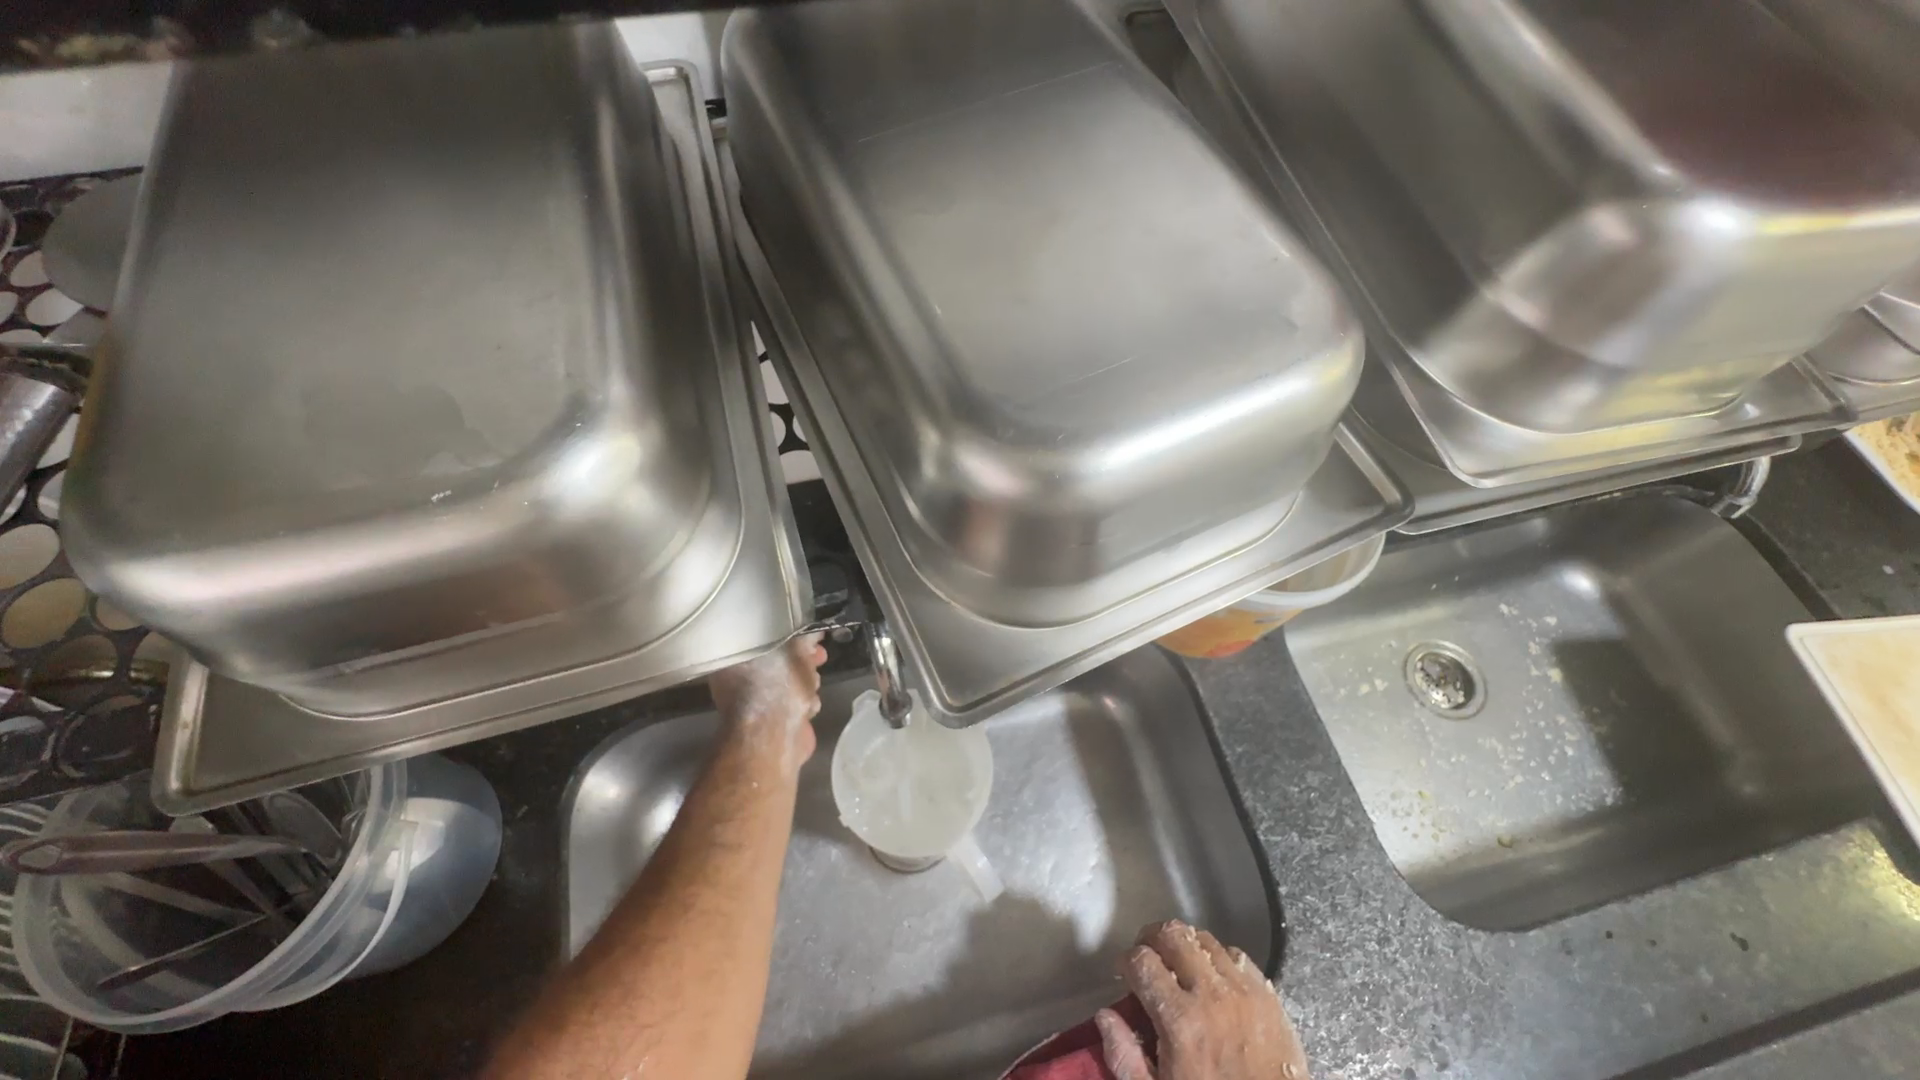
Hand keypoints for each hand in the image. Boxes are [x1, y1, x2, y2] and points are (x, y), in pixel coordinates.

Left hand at [709, 634, 827, 776]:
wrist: (774, 736)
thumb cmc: (776, 685)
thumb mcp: (794, 649)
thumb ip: (804, 637)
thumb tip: (814, 631)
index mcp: (737, 659)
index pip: (767, 640)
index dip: (791, 637)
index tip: (809, 638)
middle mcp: (743, 681)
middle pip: (783, 661)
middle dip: (805, 661)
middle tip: (818, 659)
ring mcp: (760, 703)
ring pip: (794, 683)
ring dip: (808, 683)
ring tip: (811, 687)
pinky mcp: (776, 722)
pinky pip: (798, 705)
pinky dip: (806, 705)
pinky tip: (808, 708)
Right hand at [1097, 920, 1310, 1079]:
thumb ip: (1124, 1056)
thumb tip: (1105, 1016)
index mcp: (1179, 1021)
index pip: (1142, 961)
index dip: (1126, 961)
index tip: (1125, 973)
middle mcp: (1210, 995)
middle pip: (1174, 935)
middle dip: (1152, 939)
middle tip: (1147, 957)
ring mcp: (1243, 991)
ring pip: (1205, 939)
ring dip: (1186, 946)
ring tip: (1179, 966)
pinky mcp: (1268, 996)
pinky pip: (1237, 956)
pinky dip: (1218, 958)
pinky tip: (1212, 978)